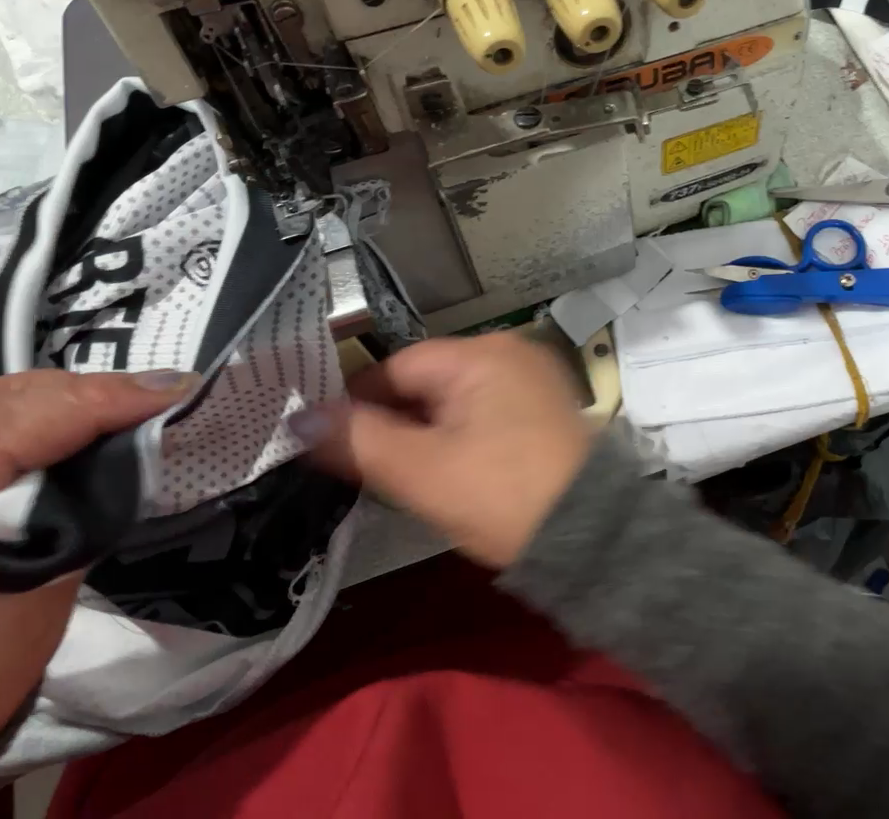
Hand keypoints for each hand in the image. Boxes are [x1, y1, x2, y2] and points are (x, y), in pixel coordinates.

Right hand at [294, 334, 593, 569]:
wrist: (591, 537)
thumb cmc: (503, 496)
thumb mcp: (422, 471)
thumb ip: (358, 440)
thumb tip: (297, 418)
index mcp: (480, 353)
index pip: (396, 367)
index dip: (357, 405)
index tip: (329, 445)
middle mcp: (510, 353)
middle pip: (426, 383)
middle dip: (393, 423)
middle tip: (367, 469)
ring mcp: (533, 381)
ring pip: (454, 401)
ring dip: (424, 434)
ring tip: (403, 476)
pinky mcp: (545, 412)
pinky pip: (484, 414)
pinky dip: (459, 438)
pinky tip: (448, 473)